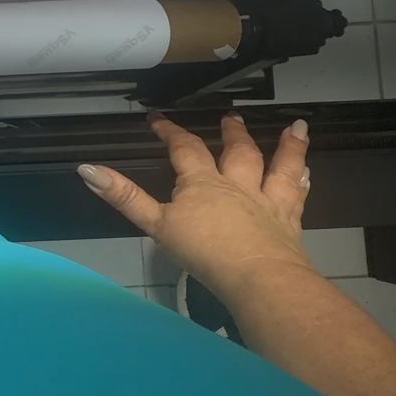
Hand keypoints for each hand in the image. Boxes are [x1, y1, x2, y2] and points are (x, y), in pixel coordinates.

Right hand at [78, 114, 314, 301]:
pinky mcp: (290, 223)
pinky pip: (298, 195)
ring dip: (287, 147)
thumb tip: (87, 168)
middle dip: (231, 133)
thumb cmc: (204, 251)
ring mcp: (268, 203)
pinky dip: (303, 180)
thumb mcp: (154, 223)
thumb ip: (123, 195)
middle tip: (231, 117)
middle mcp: (237, 185)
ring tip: (297, 128)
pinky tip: (308, 172)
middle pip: (237, 152)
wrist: (259, 278)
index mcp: (202, 184)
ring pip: (279, 167)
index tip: (157, 118)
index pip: (183, 149)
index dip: (170, 131)